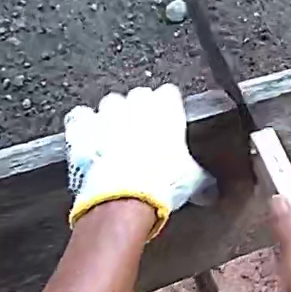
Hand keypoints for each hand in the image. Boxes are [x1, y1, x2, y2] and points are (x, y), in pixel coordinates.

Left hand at [65, 84, 209, 237]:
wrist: (125, 196)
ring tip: (116, 144)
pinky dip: (84, 128)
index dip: (168, 111)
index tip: (168, 126)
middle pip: (138, 97)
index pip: (169, 95)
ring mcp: (106, 111)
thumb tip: (209, 191)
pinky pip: (81, 118)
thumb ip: (202, 177)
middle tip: (143, 140)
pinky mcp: (82, 126)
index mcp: (167, 105)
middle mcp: (136, 100)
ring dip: (112, 120)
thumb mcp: (192, 180)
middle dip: (139, 114)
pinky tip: (90, 143)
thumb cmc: (162, 182)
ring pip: (109, 105)